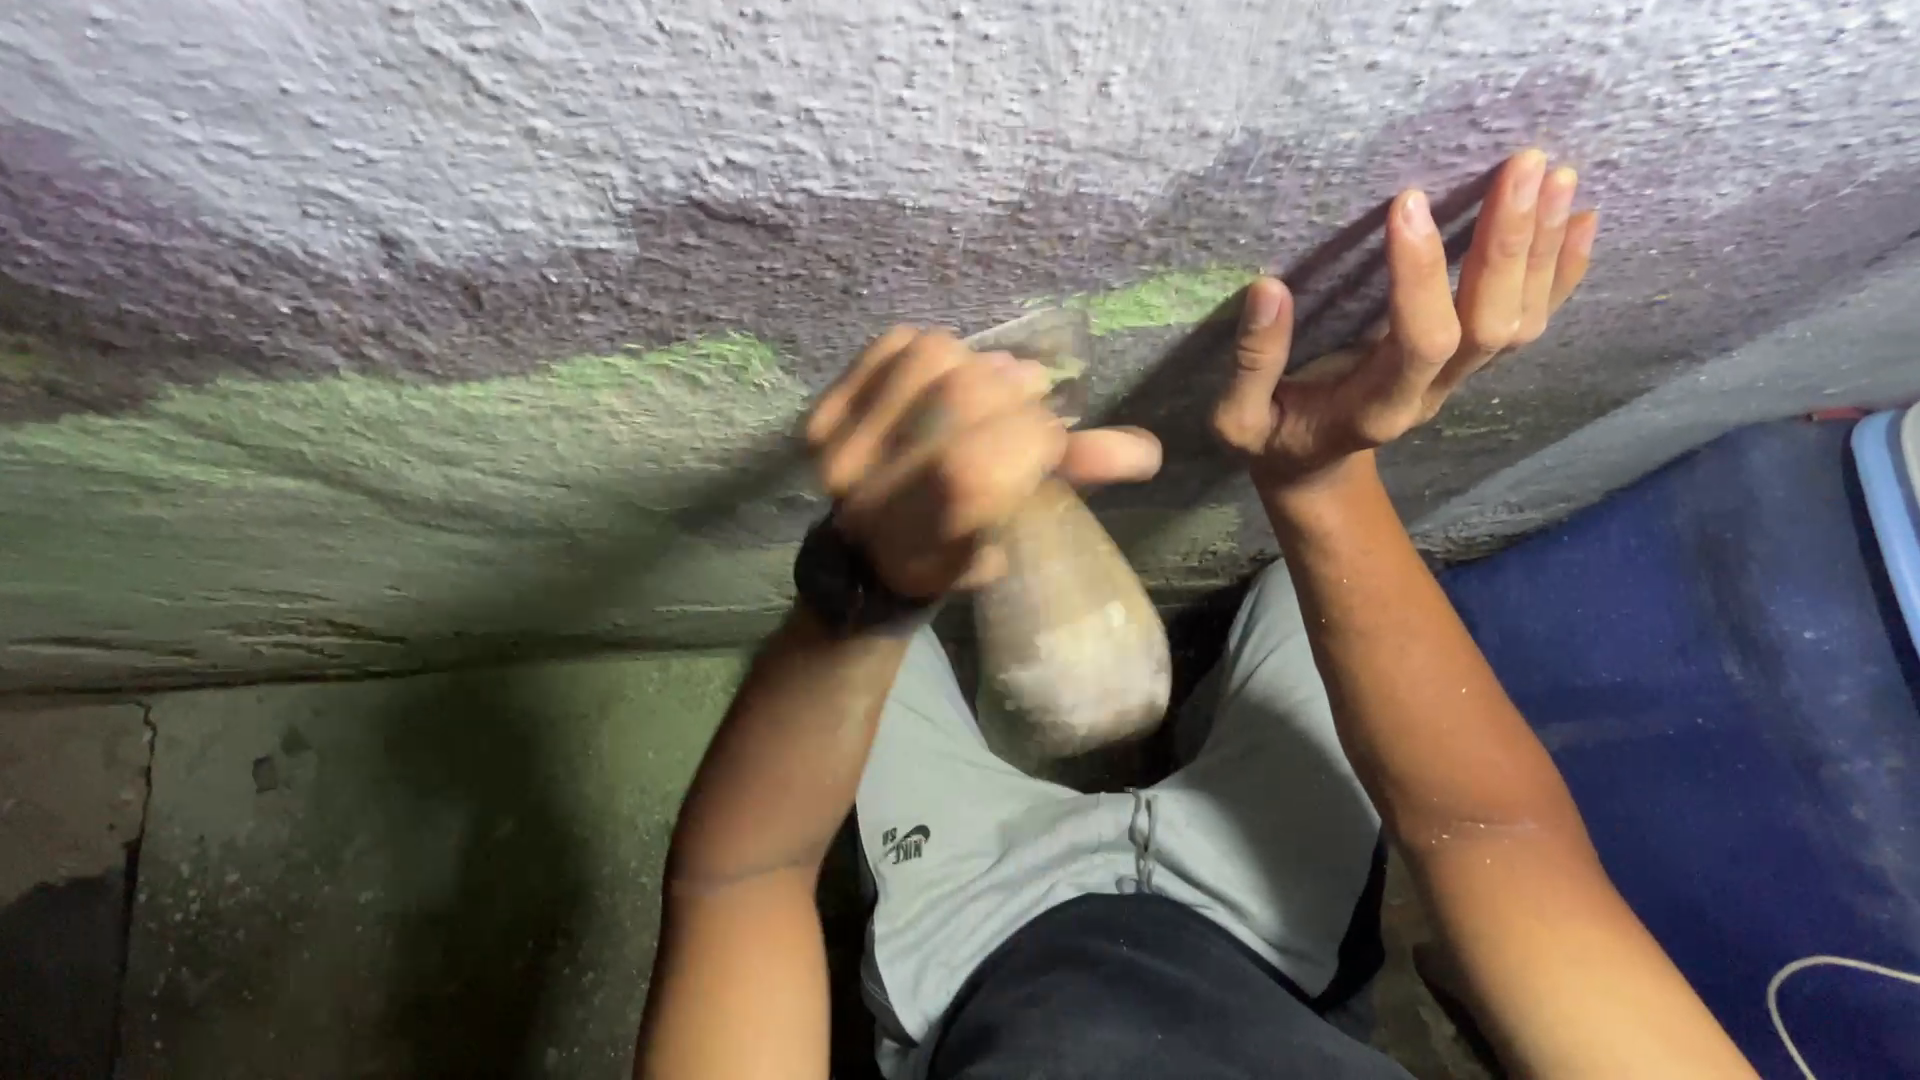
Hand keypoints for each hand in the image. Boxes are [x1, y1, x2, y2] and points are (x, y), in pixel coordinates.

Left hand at [804, 329, 1161, 597]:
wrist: (866, 558)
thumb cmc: (953, 549)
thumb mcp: (1015, 524)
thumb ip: (1074, 477)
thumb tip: (1149, 451)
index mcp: (921, 533)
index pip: (990, 457)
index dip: (1036, 436)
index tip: (1049, 437)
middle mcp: (870, 488)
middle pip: (966, 395)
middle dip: (1016, 390)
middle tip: (1029, 395)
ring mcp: (840, 446)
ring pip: (932, 356)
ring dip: (977, 360)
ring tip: (992, 379)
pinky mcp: (823, 413)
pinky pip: (892, 344)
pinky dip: (929, 346)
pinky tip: (944, 369)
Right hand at [1213, 149, 1597, 496]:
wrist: (1311, 467)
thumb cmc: (1270, 440)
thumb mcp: (1238, 419)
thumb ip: (1252, 364)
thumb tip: (1269, 289)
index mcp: (1375, 409)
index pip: (1421, 340)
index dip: (1421, 275)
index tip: (1407, 203)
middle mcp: (1430, 395)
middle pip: (1492, 325)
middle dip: (1508, 246)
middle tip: (1520, 167)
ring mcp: (1455, 382)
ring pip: (1521, 321)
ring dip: (1540, 248)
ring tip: (1552, 174)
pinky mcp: (1463, 367)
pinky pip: (1529, 323)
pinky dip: (1561, 272)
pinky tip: (1580, 219)